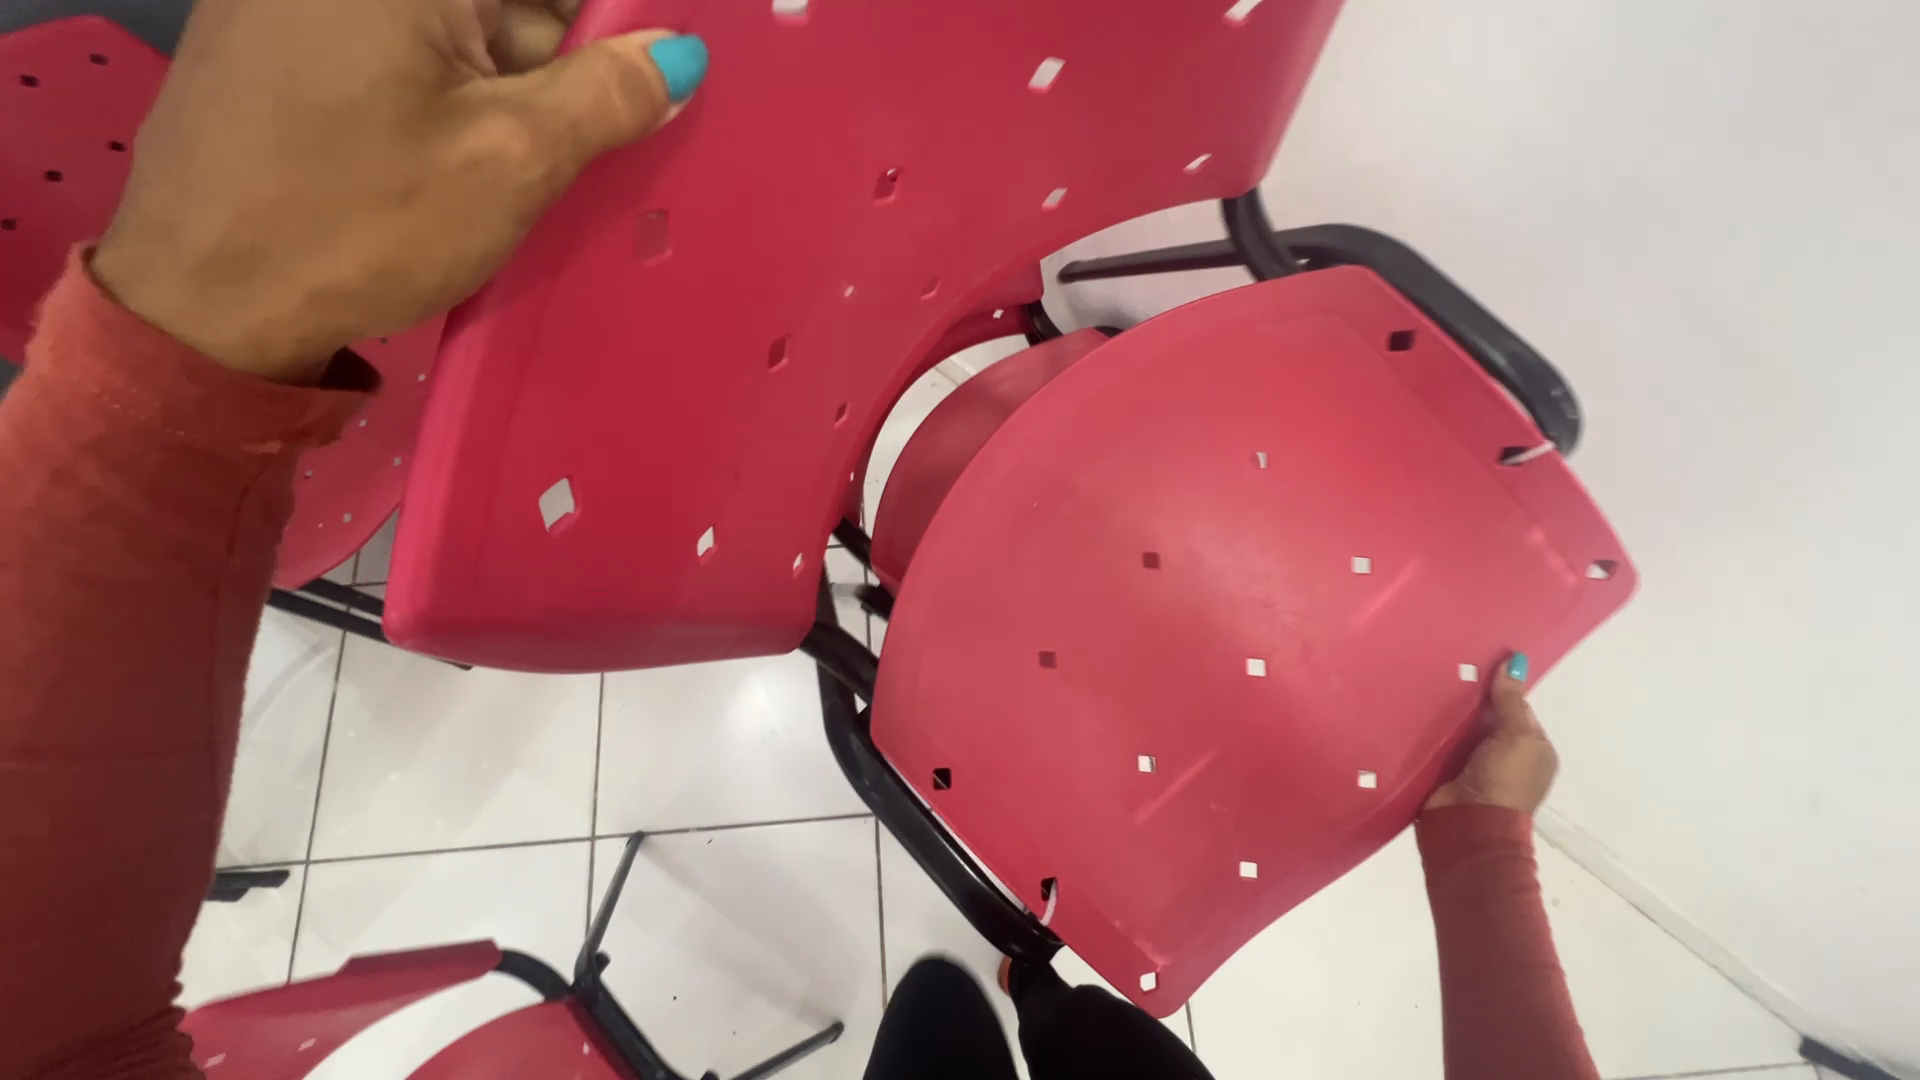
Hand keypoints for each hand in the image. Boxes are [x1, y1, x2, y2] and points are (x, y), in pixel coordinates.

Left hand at [91, 0, 709, 383]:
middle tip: (608, 146)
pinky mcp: (296, 48)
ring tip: (547, 169)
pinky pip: (421, 60)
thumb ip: (603, 95)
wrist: (212, 296)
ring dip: (527, 95)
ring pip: (470, 37)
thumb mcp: (511, 159)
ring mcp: (310, 3)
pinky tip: (490, 164)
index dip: (616, 30)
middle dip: (571, 68)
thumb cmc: (371, 221)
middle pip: (510, 6)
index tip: (658, 88)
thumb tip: (678, 53)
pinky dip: (474, 104)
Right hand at [1424, 653, 1557, 814]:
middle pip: (1486, 718)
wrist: (1469, 821)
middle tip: (1442, 671)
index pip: (1517, 709)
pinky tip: (1413, 713)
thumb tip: (1514, 662)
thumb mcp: (1517, 737)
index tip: (1474, 665)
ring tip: (1421, 686)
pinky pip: (1439, 743)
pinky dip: (1430, 732)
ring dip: (1445, 715)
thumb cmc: (1504, 779)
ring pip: (1460, 730)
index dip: (1500, 689)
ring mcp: (1476, 765)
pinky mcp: (1447, 771)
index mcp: (1533, 748)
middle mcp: (1506, 755)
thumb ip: (1511, 701)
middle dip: (1469, 701)